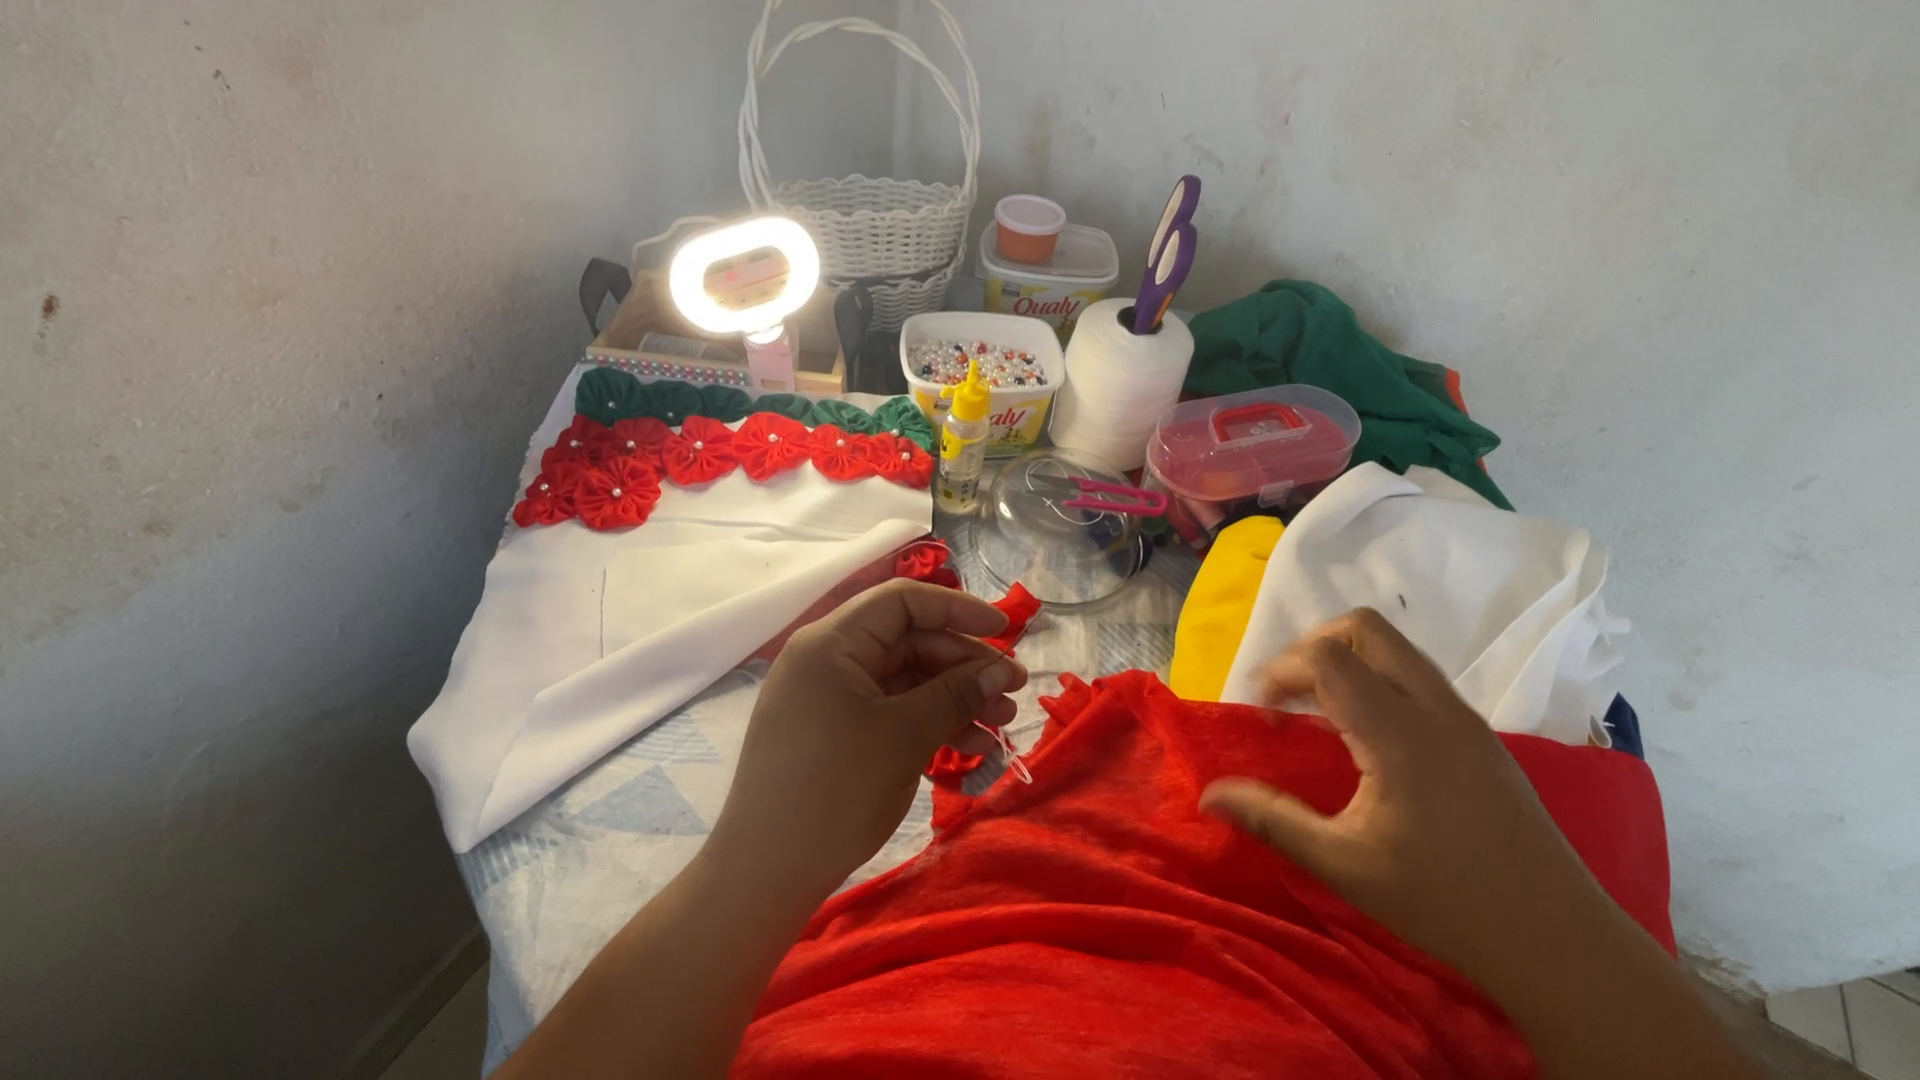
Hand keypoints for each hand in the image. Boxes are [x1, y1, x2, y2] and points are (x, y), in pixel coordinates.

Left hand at [711, 579, 1027, 896]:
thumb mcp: (905, 735)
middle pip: (908, 642)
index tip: (1005, 631)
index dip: (957, 609)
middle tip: (1013, 690)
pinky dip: (929, 722)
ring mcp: (829, 697)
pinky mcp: (834, 732)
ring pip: (905, 681)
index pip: (902, 602)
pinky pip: (890, 711)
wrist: (766, 871)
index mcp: (832, 642)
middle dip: (963, 665)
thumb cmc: (836, 789)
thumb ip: (955, 694)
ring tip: (1001, 723)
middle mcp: (827, 659)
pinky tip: (970, 747)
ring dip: (954, 697)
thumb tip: (1000, 670)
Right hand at [1199, 608, 1612, 986]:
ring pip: (1397, 648)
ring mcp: (1466, 719)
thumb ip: (1272, 820)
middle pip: (1366, 629)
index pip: (1328, 658)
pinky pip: (1418, 677)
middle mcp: (1435, 709)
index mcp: (1400, 735)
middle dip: (1313, 645)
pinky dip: (1377, 679)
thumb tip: (1209, 793)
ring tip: (1319, 710)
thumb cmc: (1443, 901)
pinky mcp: (1481, 735)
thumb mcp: (1344, 865)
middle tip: (1287, 694)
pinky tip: (1366, 735)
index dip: (1281, 671)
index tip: (1263, 713)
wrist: (1557, 938)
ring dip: (1347, 659)